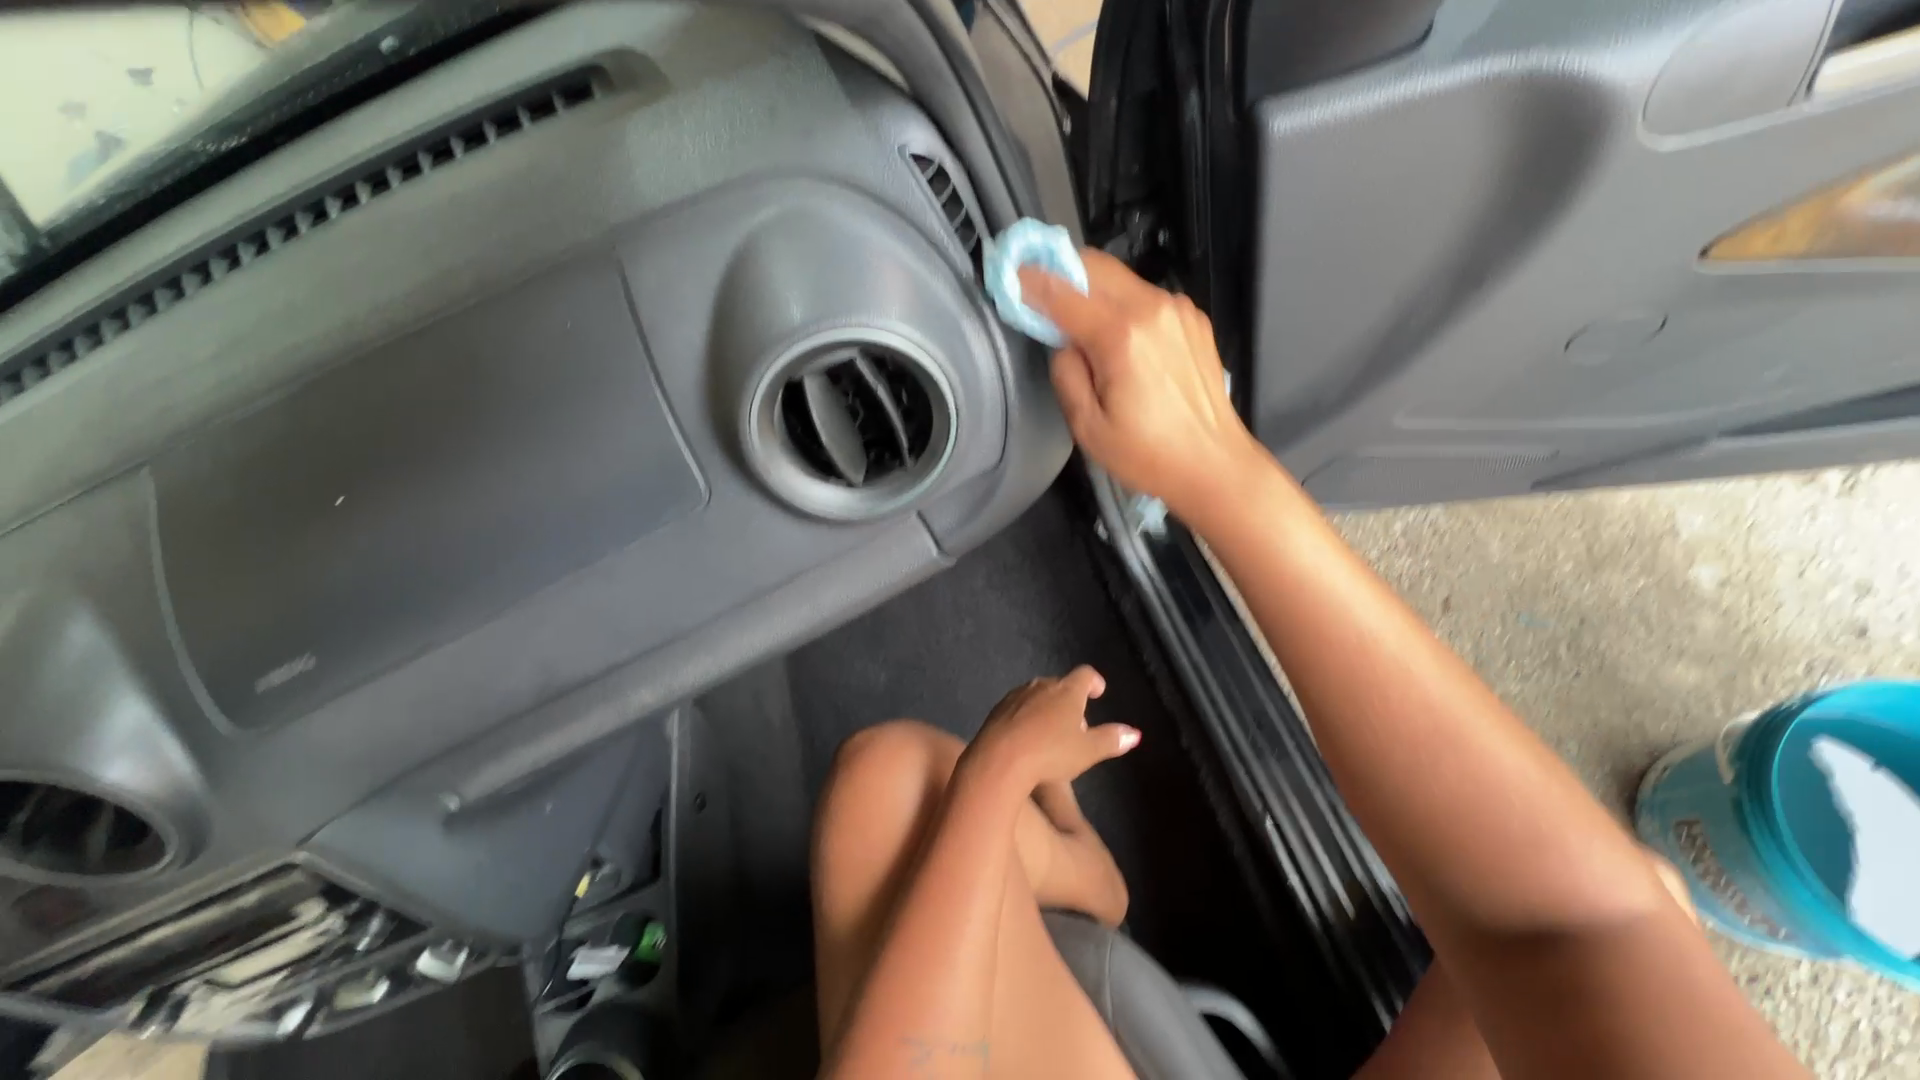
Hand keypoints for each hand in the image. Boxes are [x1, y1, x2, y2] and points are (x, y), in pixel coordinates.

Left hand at [961, 666, 1138, 792]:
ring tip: (1052, 733)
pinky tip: (1027, 738)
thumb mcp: (1087, 751)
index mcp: (1067, 691)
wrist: (998, 758)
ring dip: (1047, 708)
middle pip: (1060, 685)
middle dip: (1070, 700)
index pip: (1085, 675)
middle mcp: (1041, 685)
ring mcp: (1016, 696)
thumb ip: (1111, 740)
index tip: (1098, 692)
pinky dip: (1027, 717)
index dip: (1094, 682)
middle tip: (1077, 724)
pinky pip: (1018, 707)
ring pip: (1037, 695)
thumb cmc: (1049, 752)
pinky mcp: (997, 709)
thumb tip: (1134, 733)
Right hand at [1020, 251, 1267, 519]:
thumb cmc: (1151, 455)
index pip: (1063, 292)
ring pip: (1121, 279)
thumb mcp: (1087, 426)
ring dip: (1092, 290)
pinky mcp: (1192, 319)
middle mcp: (1153, 311)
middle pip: (1095, 267)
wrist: (1214, 464)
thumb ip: (1065, 373)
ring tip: (1079, 324)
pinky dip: (1122, 306)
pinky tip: (1118, 340)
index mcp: (1122, 336)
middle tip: (1038, 290)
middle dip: (1061, 272)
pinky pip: (1145, 298)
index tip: (1011, 277)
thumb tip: (1062, 343)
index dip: (1031, 282)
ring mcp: (1177, 311)